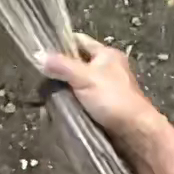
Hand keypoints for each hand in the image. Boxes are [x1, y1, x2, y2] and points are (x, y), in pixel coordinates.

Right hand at [38, 33, 166, 144]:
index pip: (79, 41)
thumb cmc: (113, 99)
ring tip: (43, 94)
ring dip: (64, 89)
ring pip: (78, 83)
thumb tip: (37, 55)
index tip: (40, 51)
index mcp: (106, 54)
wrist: (136, 132)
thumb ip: (61, 66)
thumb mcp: (85, 78)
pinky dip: (71, 102)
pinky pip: (82, 99)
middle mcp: (107, 68)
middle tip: (38, 77)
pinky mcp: (104, 106)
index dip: (60, 43)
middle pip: (76, 63)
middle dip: (59, 70)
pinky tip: (58, 107)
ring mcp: (106, 88)